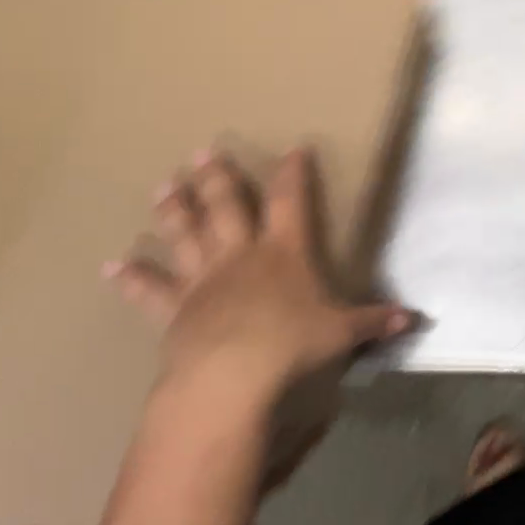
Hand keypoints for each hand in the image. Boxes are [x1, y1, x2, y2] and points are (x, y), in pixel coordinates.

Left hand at [105, 147, 414, 401]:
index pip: (290, 201)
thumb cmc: (292, 344)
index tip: (293, 148)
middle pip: (227, 207)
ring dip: (175, 210)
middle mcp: (241, 255)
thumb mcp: (343, 331)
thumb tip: (413, 319)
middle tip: (203, 152)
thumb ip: (374, 320)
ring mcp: (203, 280)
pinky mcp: (174, 309)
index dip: (293, 173)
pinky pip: (150, 290)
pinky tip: (111, 265)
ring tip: (164, 186)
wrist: (230, 375)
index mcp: (284, 252)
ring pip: (186, 235)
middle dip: (218, 178)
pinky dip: (131, 278)